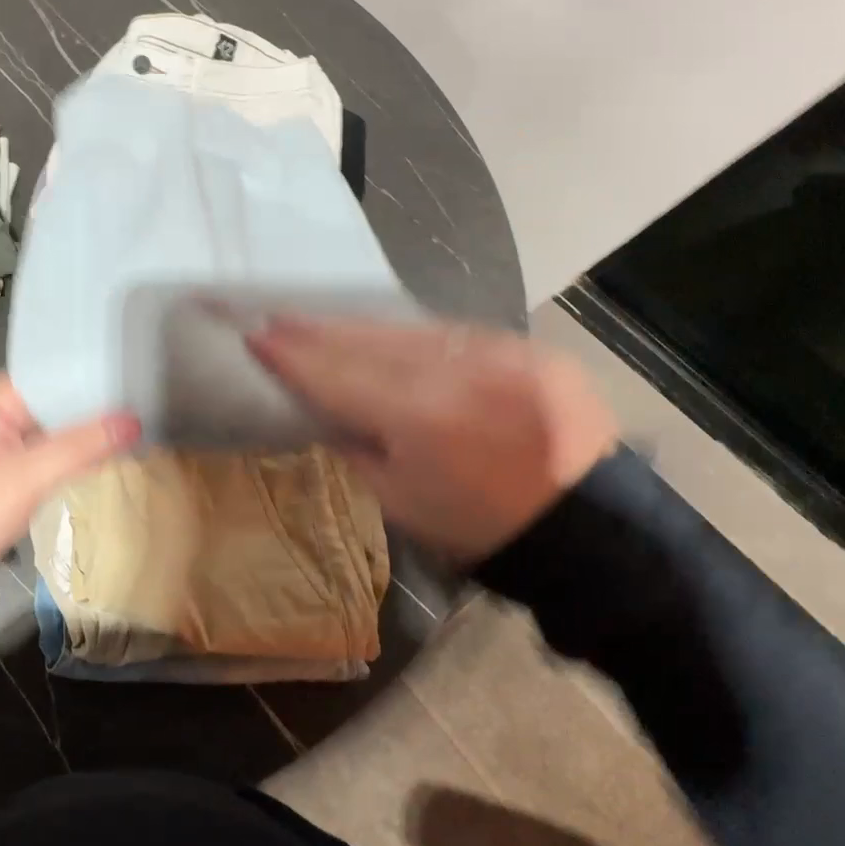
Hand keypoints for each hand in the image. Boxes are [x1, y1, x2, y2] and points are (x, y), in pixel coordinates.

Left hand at [0, 375, 139, 558]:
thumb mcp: (30, 476)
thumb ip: (80, 447)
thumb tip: (134, 420)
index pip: (54, 372)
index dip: (93, 377)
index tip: (134, 381)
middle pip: (56, 395)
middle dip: (94, 403)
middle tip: (143, 404)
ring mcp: (1, 433)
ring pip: (54, 421)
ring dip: (85, 428)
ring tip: (134, 425)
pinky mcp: (7, 459)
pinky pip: (47, 443)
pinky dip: (71, 448)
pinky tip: (104, 451)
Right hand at [246, 317, 618, 562]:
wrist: (590, 528)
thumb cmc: (479, 527)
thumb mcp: (398, 498)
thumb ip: (355, 443)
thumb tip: (322, 406)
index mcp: (418, 419)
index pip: (336, 376)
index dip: (291, 357)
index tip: (254, 336)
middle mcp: (455, 374)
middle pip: (366, 343)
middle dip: (316, 331)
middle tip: (274, 317)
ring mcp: (495, 355)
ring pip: (405, 331)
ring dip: (355, 326)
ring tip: (316, 319)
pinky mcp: (525, 349)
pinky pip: (447, 333)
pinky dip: (406, 333)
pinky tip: (379, 329)